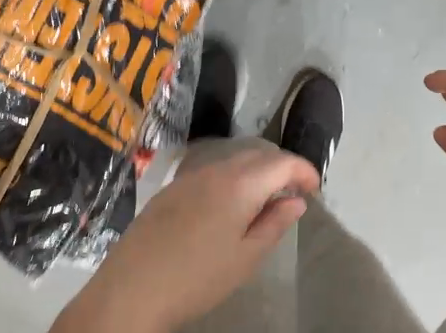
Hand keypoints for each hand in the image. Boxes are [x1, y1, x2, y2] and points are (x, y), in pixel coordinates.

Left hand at [53, 145, 319, 332]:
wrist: (130, 289)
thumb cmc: (196, 278)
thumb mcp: (245, 259)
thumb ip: (274, 224)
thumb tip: (296, 201)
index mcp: (239, 184)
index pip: (281, 162)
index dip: (303, 170)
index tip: (316, 188)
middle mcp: (215, 168)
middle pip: (257, 155)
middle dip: (281, 168)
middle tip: (295, 193)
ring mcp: (189, 176)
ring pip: (233, 161)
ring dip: (255, 173)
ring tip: (265, 201)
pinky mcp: (171, 188)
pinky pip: (211, 171)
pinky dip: (232, 179)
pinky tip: (229, 207)